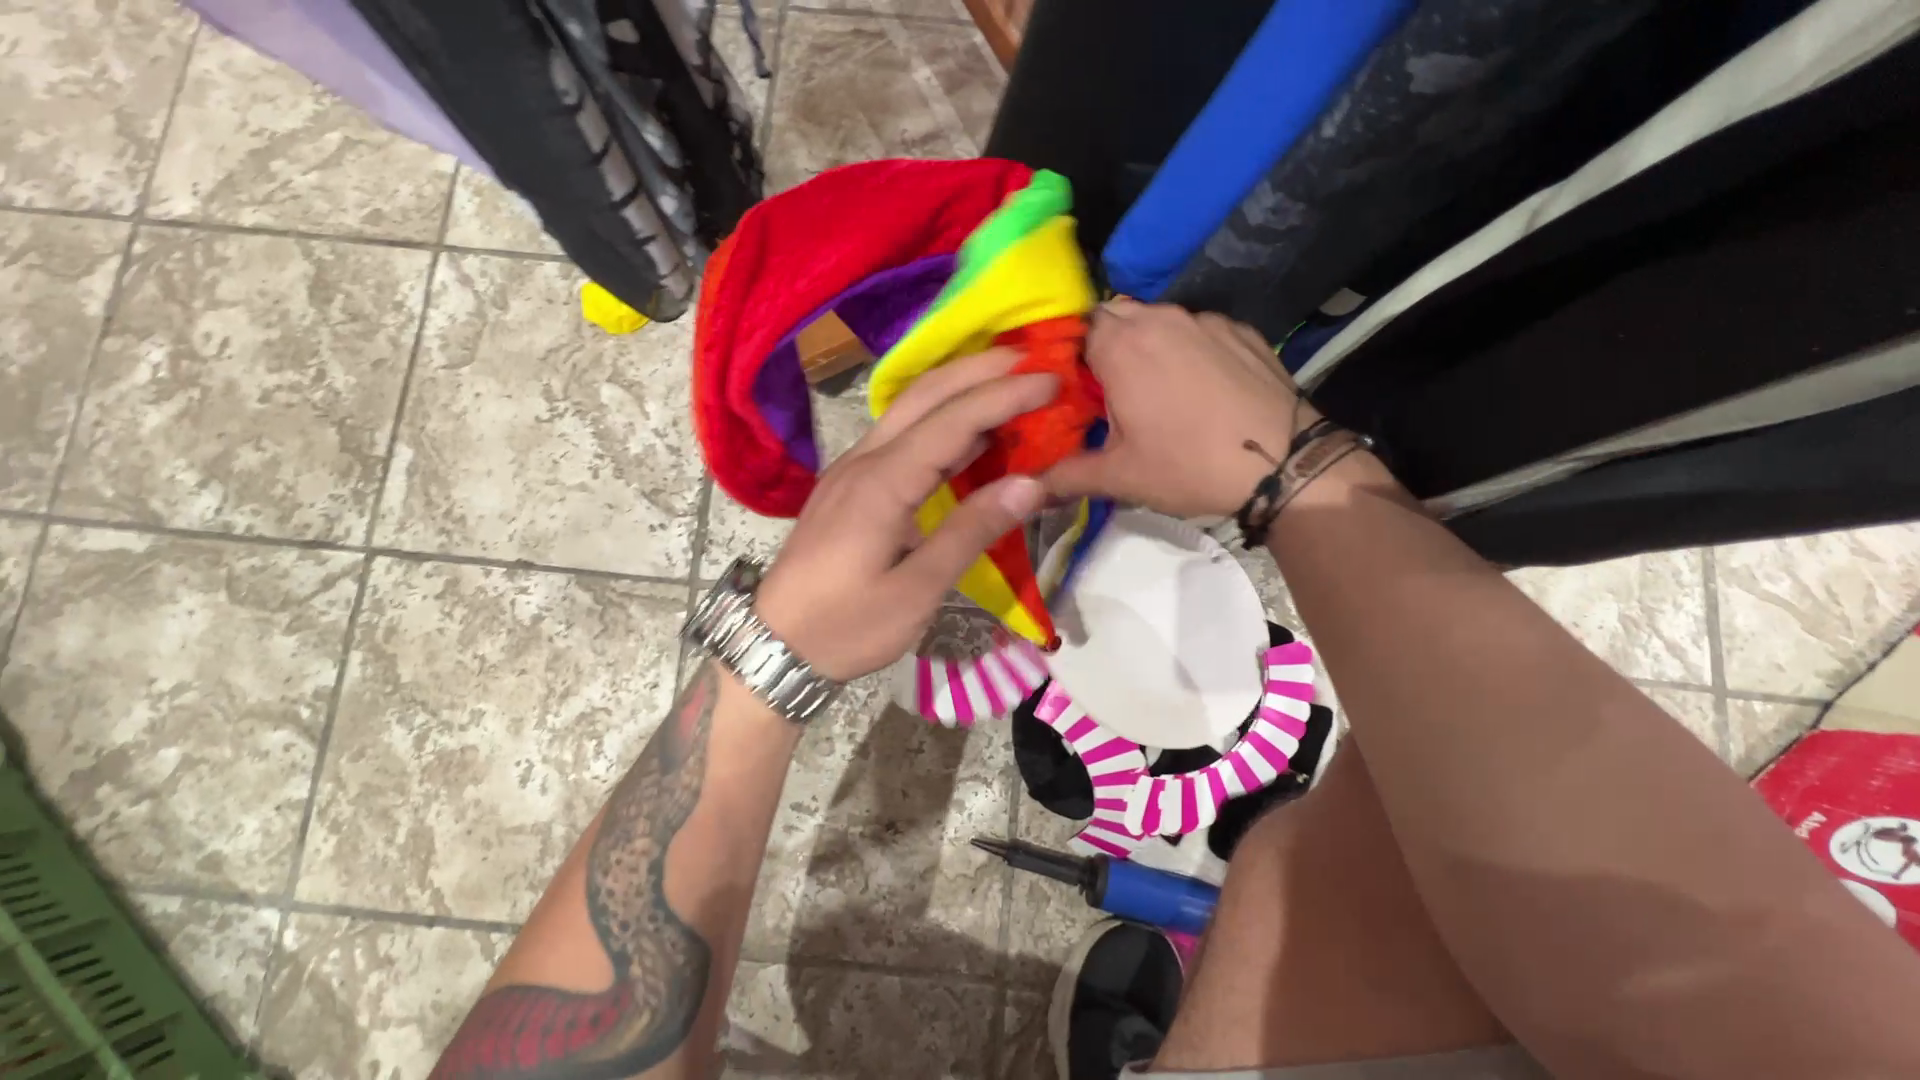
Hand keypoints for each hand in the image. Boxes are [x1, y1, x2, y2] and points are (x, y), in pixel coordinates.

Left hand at [754, 350, 1055, 681]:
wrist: (776, 646)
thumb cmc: (846, 626)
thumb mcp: (915, 592)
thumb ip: (970, 532)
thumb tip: (1030, 484)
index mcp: (881, 483)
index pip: (951, 420)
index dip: (1003, 396)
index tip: (1051, 380)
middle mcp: (863, 461)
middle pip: (923, 394)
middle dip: (979, 369)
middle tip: (1032, 358)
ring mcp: (851, 470)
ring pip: (907, 410)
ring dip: (958, 388)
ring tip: (1008, 382)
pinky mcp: (849, 486)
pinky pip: (899, 435)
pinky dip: (939, 421)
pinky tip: (966, 433)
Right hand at [1044, 299, 1316, 517]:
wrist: (1283, 462)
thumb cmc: (1189, 465)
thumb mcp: (1121, 478)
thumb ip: (1066, 477)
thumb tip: (1028, 488)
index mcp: (1121, 345)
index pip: (1078, 327)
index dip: (1072, 355)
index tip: (1075, 389)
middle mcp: (1160, 319)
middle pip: (1118, 316)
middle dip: (1109, 346)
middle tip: (1113, 393)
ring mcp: (1205, 320)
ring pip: (1161, 321)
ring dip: (1150, 346)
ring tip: (1159, 391)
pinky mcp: (1242, 330)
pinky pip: (1201, 331)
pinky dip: (1192, 351)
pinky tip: (1204, 389)